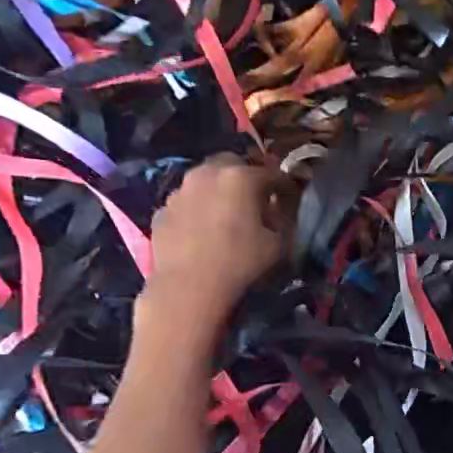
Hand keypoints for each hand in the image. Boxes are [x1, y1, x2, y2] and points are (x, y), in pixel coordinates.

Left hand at [142, 154, 286, 319]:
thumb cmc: (241, 262)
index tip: (291, 198)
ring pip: (203, 182)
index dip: (285, 186)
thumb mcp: (278, 245)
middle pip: (231, 165)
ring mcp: (179, 192)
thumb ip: (281, 222)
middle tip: (254, 201)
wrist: (189, 288)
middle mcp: (206, 174)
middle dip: (245, 178)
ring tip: (225, 217)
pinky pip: (186, 205)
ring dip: (217, 192)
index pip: (272, 174)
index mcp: (240, 177)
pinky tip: (202, 233)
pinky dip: (196, 212)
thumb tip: (275, 215)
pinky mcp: (162, 211)